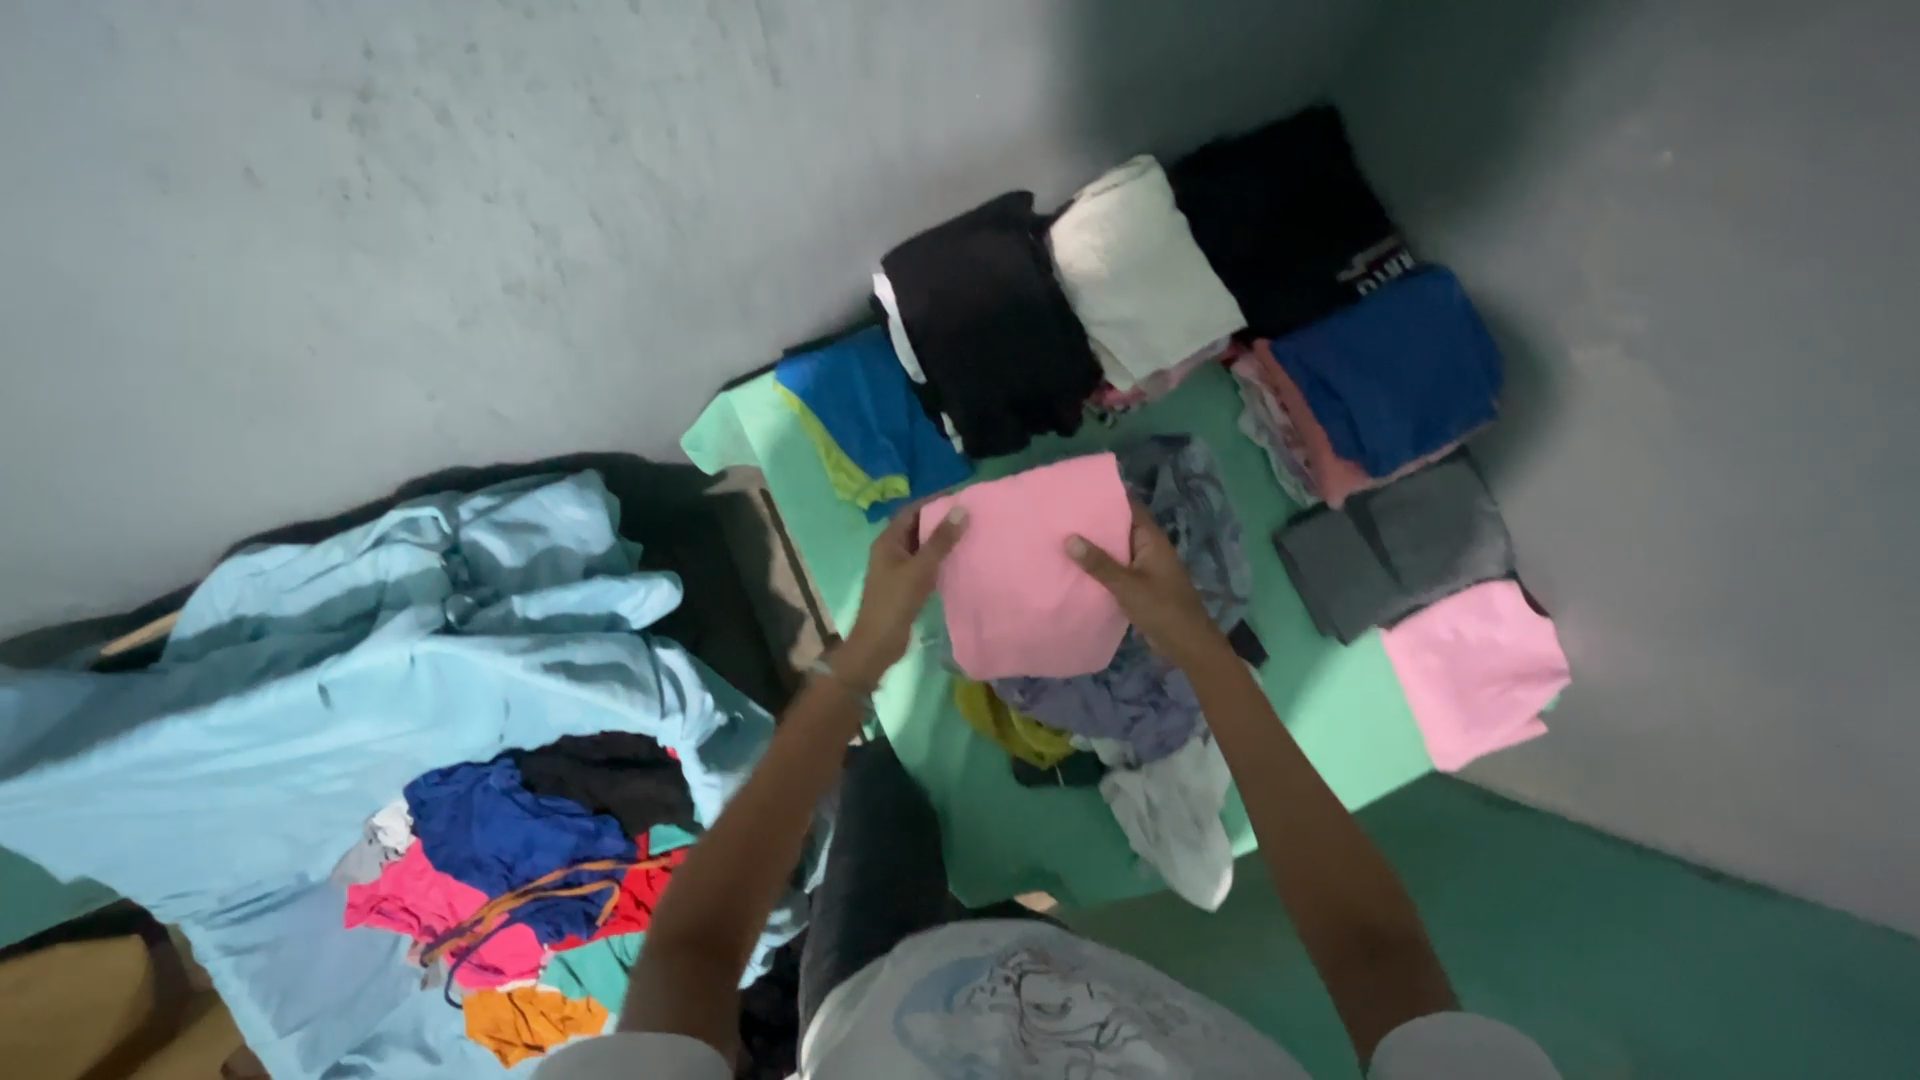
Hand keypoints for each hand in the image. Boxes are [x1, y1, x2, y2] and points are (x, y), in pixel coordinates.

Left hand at [837, 499, 968, 686]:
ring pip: (921, 547)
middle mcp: (890, 550)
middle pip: (916, 527)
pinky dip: (940, 559)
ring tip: (969, 533)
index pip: (912, 511)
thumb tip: (961, 509)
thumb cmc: (895, 602)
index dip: (933, 500)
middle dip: (940, 519)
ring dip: (941, 540)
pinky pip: (924, 564)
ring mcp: (897, 569)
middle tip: (970, 514)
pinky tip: (959, 560)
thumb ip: (940, 541)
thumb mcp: (920, 569)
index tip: (960, 495)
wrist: (878, 643)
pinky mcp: (905, 585)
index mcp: (887, 541)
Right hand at [1066, 502, 1229, 669]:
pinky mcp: (1141, 586)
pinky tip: (1078, 569)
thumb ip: (1098, 563)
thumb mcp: (1126, 585)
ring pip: (1117, 552)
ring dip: (1096, 549)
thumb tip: (1069, 538)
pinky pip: (1118, 571)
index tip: (1079, 495)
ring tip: (1063, 539)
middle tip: (1063, 517)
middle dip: (1095, 525)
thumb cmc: (1161, 608)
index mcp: (1152, 540)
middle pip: (1120, 529)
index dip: (1107, 499)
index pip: (1129, 508)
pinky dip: (1101, 569)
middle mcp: (1149, 548)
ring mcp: (1146, 568)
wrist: (1187, 644)